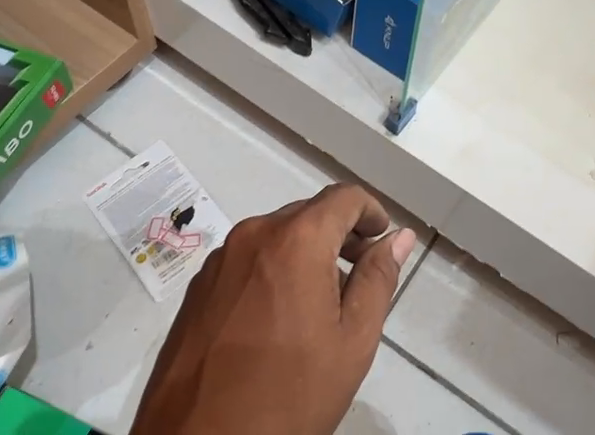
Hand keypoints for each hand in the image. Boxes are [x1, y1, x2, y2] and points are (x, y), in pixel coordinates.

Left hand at [133, 183, 416, 434]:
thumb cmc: (288, 396)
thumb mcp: (353, 341)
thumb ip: (378, 279)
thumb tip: (398, 237)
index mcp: (297, 240)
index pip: (344, 197)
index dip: (370, 211)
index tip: (382, 238)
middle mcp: (253, 236)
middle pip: (308, 214)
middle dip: (338, 235)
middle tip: (358, 276)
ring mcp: (218, 262)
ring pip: (275, 237)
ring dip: (304, 254)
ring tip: (318, 305)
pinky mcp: (195, 290)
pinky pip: (246, 262)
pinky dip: (270, 272)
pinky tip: (276, 321)